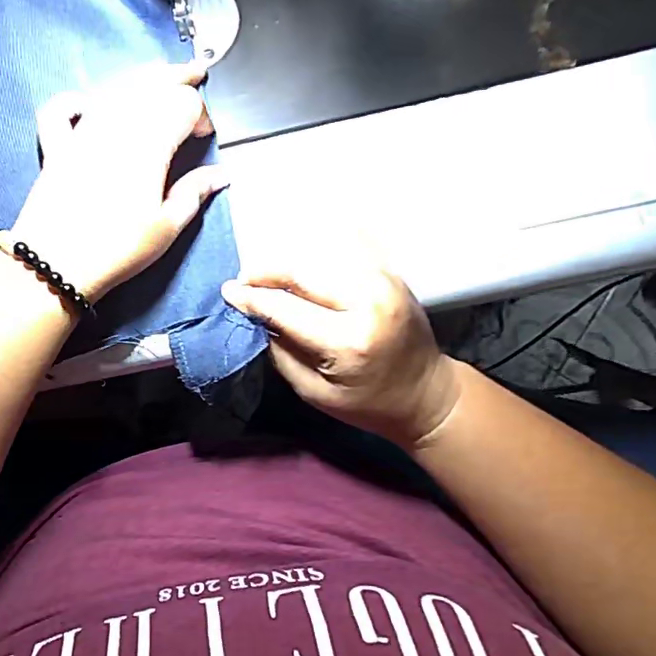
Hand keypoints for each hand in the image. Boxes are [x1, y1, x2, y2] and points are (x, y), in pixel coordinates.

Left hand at [2, 62, 225, 302]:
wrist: (56, 264)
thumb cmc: (114, 249)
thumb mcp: (167, 226)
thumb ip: (194, 192)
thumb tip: (218, 176)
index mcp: (149, 143)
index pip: (183, 104)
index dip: (200, 113)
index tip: (205, 134)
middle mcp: (116, 126)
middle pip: (151, 83)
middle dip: (176, 77)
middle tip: (194, 74)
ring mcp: (83, 132)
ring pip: (114, 87)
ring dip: (139, 78)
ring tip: (158, 77)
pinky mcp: (57, 146)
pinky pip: (61, 108)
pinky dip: (76, 100)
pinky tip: (89, 103)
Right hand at [222, 257, 463, 447]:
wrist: (427, 394)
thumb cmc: (368, 404)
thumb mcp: (314, 392)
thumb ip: (282, 351)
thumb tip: (258, 317)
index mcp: (348, 340)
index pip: (286, 307)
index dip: (252, 298)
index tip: (228, 292)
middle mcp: (367, 301)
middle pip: (303, 270)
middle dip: (267, 272)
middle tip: (245, 281)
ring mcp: (383, 282)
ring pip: (322, 255)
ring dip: (290, 262)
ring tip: (270, 276)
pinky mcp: (391, 274)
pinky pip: (346, 251)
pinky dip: (319, 252)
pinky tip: (302, 263)